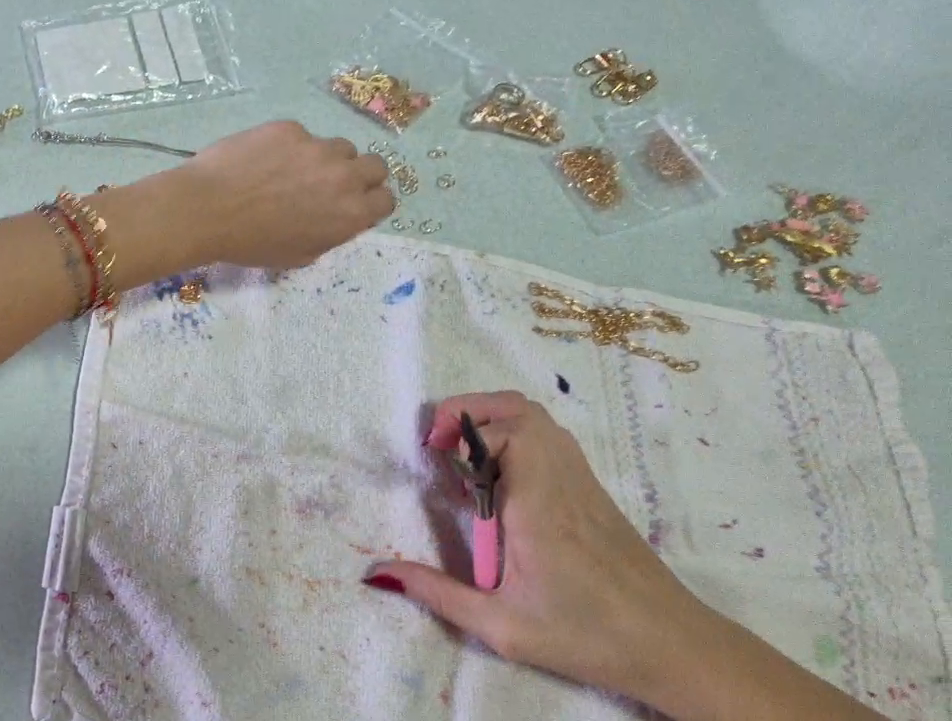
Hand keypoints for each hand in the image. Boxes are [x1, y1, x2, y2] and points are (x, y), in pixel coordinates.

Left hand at [167, 121, 392, 270]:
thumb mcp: (298, 256)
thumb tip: (336, 218)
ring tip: (291, 170)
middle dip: (358, 174)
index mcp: (351, 213)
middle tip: (329, 183)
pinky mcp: (288, 128)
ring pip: (338, 146)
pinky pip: (300, 135)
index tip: (352, 204)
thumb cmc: (249, 243)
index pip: (386, 200)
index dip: (369, 202)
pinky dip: (288, 146)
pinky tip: (261, 159)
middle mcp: (343, 176)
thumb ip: (330, 234)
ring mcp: (316, 147)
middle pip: (374, 166)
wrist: (206, 209)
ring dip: (325, 158)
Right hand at [365, 392, 712, 703]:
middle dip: (469, 411)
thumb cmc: (590, 638)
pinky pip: (550, 440)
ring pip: (537, 418)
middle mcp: (562, 481)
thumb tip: (378, 572)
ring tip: (465, 458)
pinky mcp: (592, 491)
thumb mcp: (504, 627)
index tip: (438, 461)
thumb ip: (439, 594)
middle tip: (441, 444)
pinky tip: (498, 481)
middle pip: (519, 409)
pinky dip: (514, 439)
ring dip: (491, 421)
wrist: (681, 652)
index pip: (504, 433)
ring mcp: (582, 482)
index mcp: (539, 506)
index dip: (463, 433)